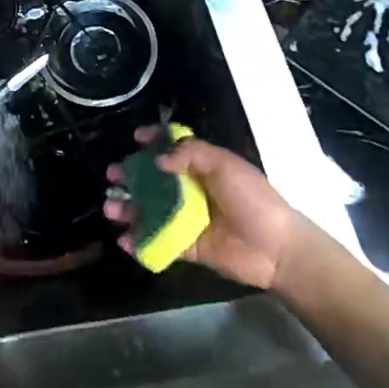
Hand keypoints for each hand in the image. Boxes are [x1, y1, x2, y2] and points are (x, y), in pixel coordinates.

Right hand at [104, 126, 313, 290]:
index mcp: (200, 168)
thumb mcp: (225, 165)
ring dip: (127, 209)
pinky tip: (124, 240)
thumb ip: (191, 154)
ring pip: (148, 211)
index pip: (171, 149)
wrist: (277, 249)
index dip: (152, 142)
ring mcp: (185, 220)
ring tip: (111, 208)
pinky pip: (157, 242)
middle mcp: (189, 191)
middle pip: (151, 181)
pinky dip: (138, 242)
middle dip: (129, 177)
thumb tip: (157, 159)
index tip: (135, 138)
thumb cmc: (253, 199)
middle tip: (112, 176)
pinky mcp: (186, 246)